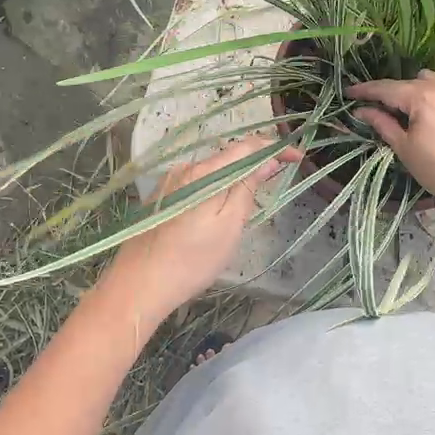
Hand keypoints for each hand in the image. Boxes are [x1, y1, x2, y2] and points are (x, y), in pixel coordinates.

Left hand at [98, 136, 300, 323]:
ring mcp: (169, 182)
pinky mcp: (160, 198)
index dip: (275, 149)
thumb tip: (266, 161)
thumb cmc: (190, 261)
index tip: (297, 158)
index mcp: (204, 172)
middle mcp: (185, 169)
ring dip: (233, 179)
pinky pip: (197, 183)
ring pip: (212, 171)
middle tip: (275, 183)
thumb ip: (247, 188)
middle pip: (228, 157)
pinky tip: (214, 215)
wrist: (137, 287)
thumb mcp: (229, 226)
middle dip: (255, 164)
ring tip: (246, 206)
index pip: (247, 147)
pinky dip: (214, 189)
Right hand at [347, 71, 434, 209]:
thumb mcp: (404, 147)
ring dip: (410, 88)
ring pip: (424, 78)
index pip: (385, 88)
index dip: (365, 90)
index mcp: (421, 97)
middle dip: (387, 93)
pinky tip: (428, 102)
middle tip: (372, 109)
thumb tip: (361, 110)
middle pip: (404, 83)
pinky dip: (432, 86)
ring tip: (402, 109)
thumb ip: (382, 123)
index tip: (348, 92)